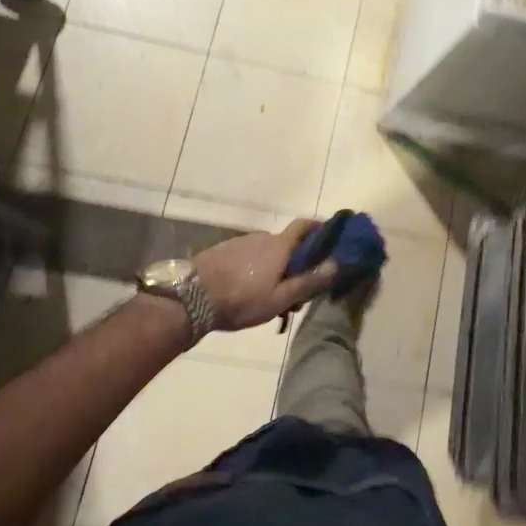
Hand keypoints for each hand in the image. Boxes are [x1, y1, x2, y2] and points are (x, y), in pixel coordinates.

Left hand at [191, 219, 339, 331]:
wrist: (190, 298)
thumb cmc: (241, 300)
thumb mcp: (279, 299)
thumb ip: (308, 281)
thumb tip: (336, 264)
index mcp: (279, 246)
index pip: (304, 225)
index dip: (318, 227)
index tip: (329, 236)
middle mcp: (261, 237)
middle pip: (285, 244)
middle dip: (293, 260)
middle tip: (294, 286)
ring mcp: (240, 242)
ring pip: (264, 251)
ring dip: (271, 266)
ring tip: (267, 294)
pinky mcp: (223, 250)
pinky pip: (247, 255)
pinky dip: (253, 267)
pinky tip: (245, 289)